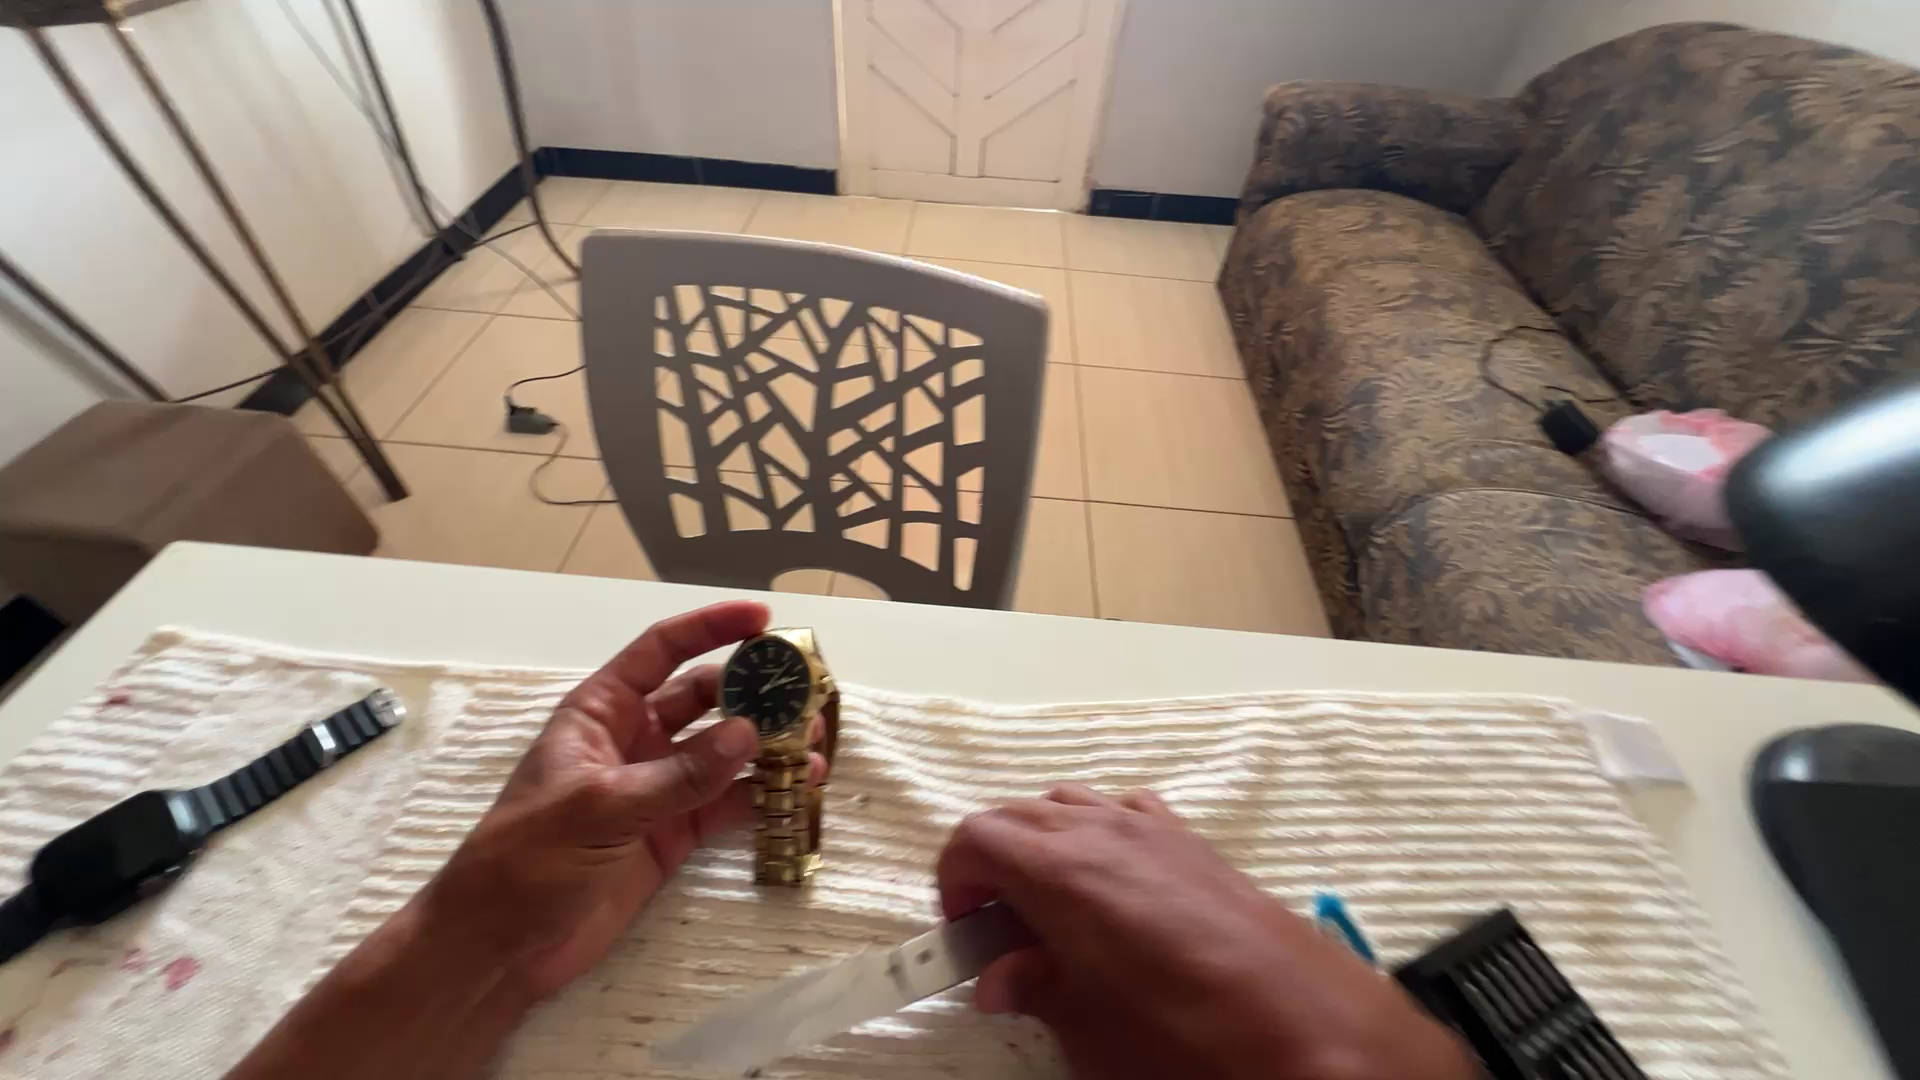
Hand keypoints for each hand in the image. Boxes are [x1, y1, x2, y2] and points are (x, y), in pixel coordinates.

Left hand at [421, 600, 808, 1000]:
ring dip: (769, 742)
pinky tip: (799, 787)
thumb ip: (677, 774)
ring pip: (726, 748)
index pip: (664, 650)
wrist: (497, 952)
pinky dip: (764, 792)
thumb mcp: (598, 808)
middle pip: (708, 697)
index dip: (712, 626)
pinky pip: (730, 799)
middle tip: (806, 692)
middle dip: (756, 691)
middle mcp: (639, 737)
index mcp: (604, 711)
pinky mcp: (678, 830)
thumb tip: (750, 735)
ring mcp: (662, 784)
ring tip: (814, 741)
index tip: (763, 617)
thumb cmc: (523, 861)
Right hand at [937, 786, 1474, 1079]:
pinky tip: (1112, 881)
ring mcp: (1144, 824)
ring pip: (1064, 804)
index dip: (954, 880)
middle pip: (1013, 815)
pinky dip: (1096, 833)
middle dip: (991, 863)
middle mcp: (1095, 828)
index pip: (974, 837)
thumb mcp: (1089, 1030)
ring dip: (1040, 844)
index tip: (965, 928)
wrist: (1307, 1026)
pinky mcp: (1184, 835)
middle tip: (1001, 927)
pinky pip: (1120, 810)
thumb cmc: (1185, 1037)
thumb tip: (998, 981)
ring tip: (1053, 905)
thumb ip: (1034, 989)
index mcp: (1058, 869)